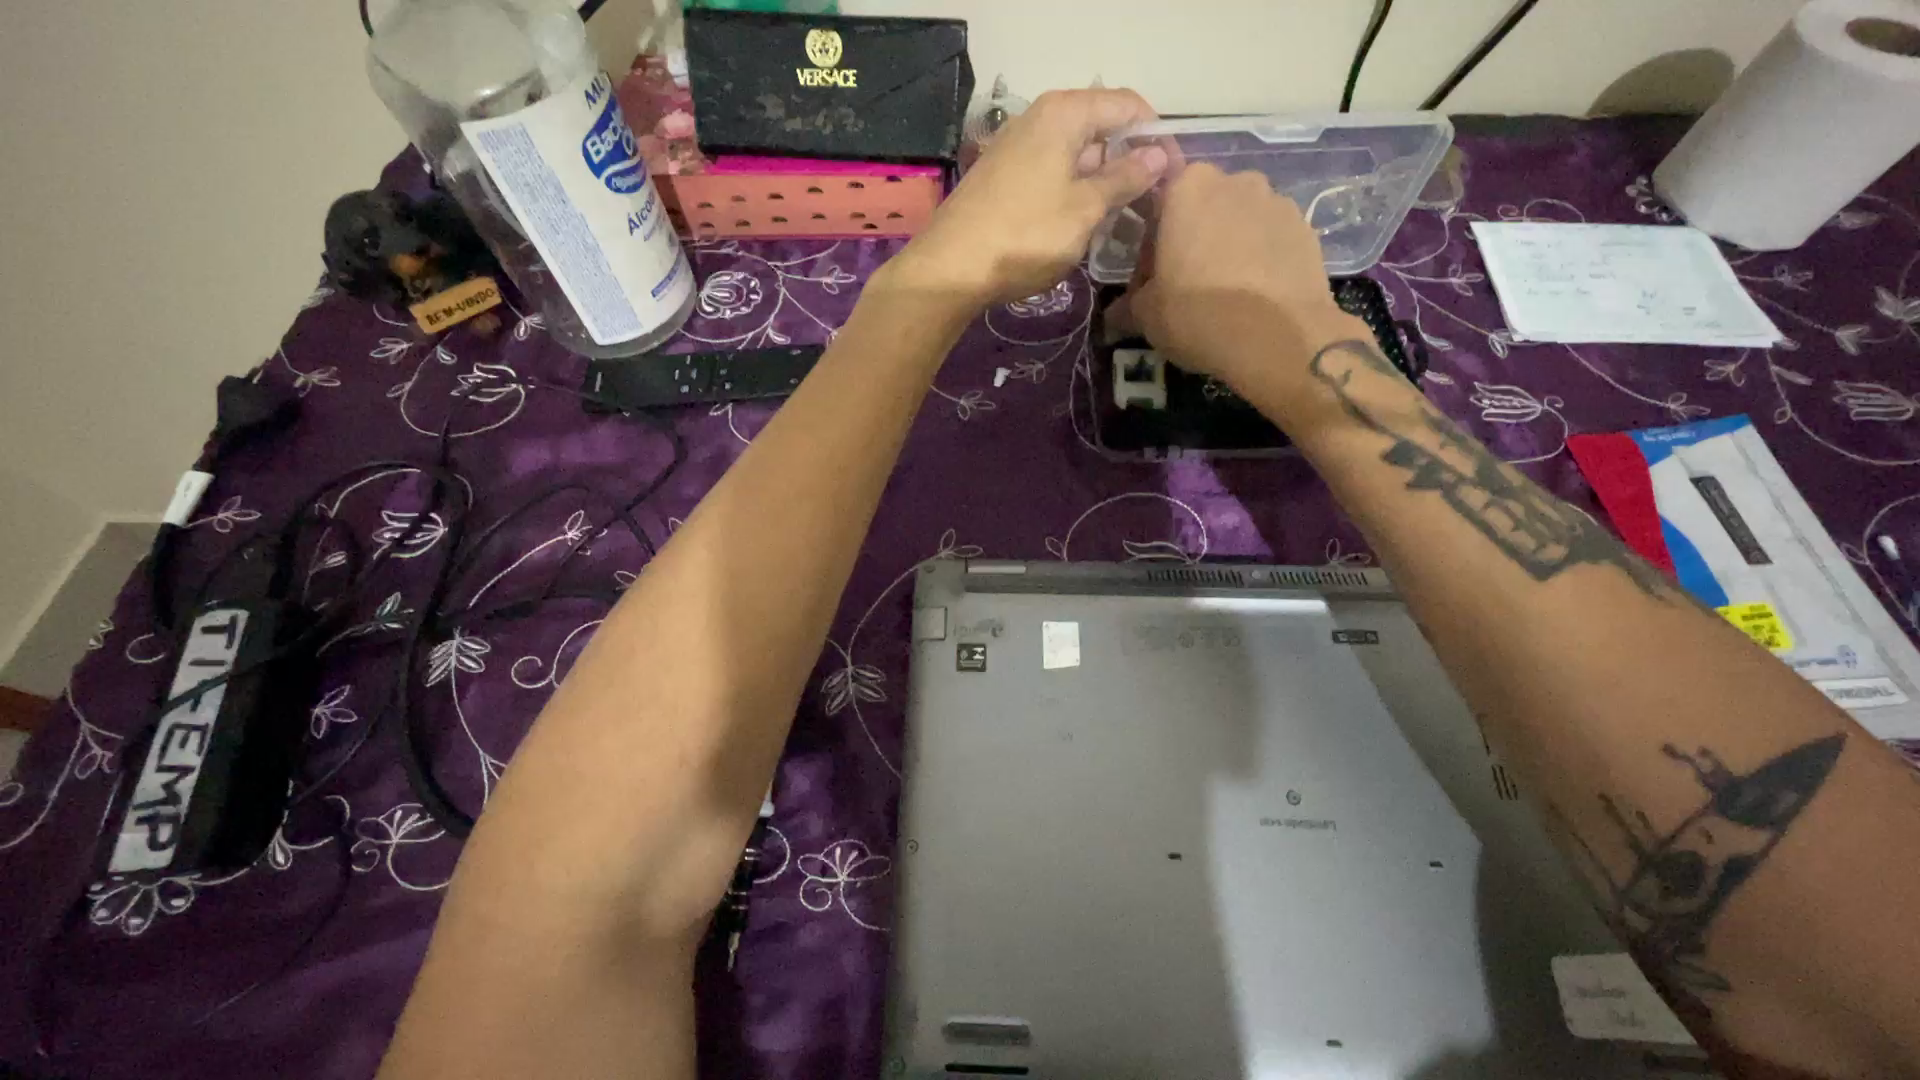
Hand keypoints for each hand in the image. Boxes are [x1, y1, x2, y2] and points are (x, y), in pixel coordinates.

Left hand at [884, 89, 1167, 309]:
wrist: (950, 269)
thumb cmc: (1025, 235)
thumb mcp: (1085, 209)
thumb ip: (1125, 178)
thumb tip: (1158, 154)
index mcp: (1064, 113)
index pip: (1128, 106)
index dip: (1156, 138)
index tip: (1173, 177)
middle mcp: (1039, 118)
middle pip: (1100, 128)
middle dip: (1129, 162)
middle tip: (1150, 205)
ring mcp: (1017, 148)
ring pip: (1075, 156)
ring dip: (1101, 183)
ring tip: (1120, 222)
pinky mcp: (1003, 178)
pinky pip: (1052, 175)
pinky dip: (1073, 194)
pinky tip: (1081, 227)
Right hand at [1117, 164, 1366, 394]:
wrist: (1278, 338)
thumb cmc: (1197, 313)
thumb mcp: (1146, 315)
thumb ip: (1130, 304)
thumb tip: (1115, 314)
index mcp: (1187, 187)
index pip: (1156, 209)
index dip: (1150, 250)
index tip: (1151, 283)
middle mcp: (1235, 180)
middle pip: (1202, 210)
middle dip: (1192, 241)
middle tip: (1185, 287)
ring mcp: (1276, 201)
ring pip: (1239, 222)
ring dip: (1228, 248)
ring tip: (1225, 294)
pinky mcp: (1307, 228)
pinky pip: (1270, 240)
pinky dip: (1259, 260)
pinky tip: (1253, 297)